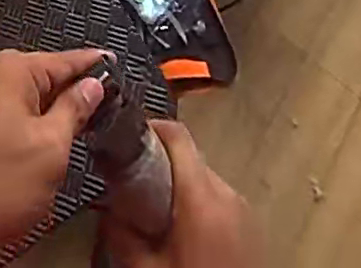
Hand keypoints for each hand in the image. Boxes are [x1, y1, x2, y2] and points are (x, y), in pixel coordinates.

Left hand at [0, 49, 107, 266]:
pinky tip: (54, 144)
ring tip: (86, 130)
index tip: (117, 66)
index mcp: (15, 67)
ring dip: (58, 114)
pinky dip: (39, 125)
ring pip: (37, 97)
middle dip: (77, 94)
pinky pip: (21, 111)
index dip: (96, 66)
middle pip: (52, 76)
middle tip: (109, 110)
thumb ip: (76, 109)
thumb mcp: (51, 146)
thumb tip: (93, 84)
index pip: (67, 59)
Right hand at [101, 120, 258, 267]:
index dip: (152, 126)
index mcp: (201, 196)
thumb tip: (106, 207)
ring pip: (205, 179)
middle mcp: (227, 193)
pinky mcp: (254, 229)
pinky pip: (221, 201)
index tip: (130, 137)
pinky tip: (187, 234)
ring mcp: (245, 211)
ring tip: (160, 215)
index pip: (177, 134)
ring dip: (182, 186)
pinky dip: (201, 205)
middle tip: (136, 184)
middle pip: (190, 157)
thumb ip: (122, 233)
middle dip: (162, 164)